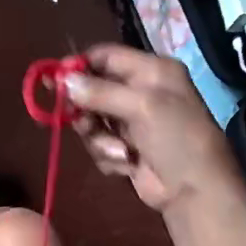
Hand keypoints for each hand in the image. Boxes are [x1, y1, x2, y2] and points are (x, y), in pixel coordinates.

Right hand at [65, 44, 243, 213]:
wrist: (193, 188)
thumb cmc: (175, 137)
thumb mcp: (140, 106)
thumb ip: (99, 91)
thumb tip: (61, 80)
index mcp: (151, 71)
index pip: (106, 57)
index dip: (78, 67)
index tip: (52, 81)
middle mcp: (140, 93)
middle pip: (93, 91)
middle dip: (86, 109)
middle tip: (82, 123)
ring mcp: (132, 123)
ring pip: (93, 122)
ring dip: (100, 139)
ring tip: (118, 151)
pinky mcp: (124, 149)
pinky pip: (99, 145)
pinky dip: (108, 155)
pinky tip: (127, 164)